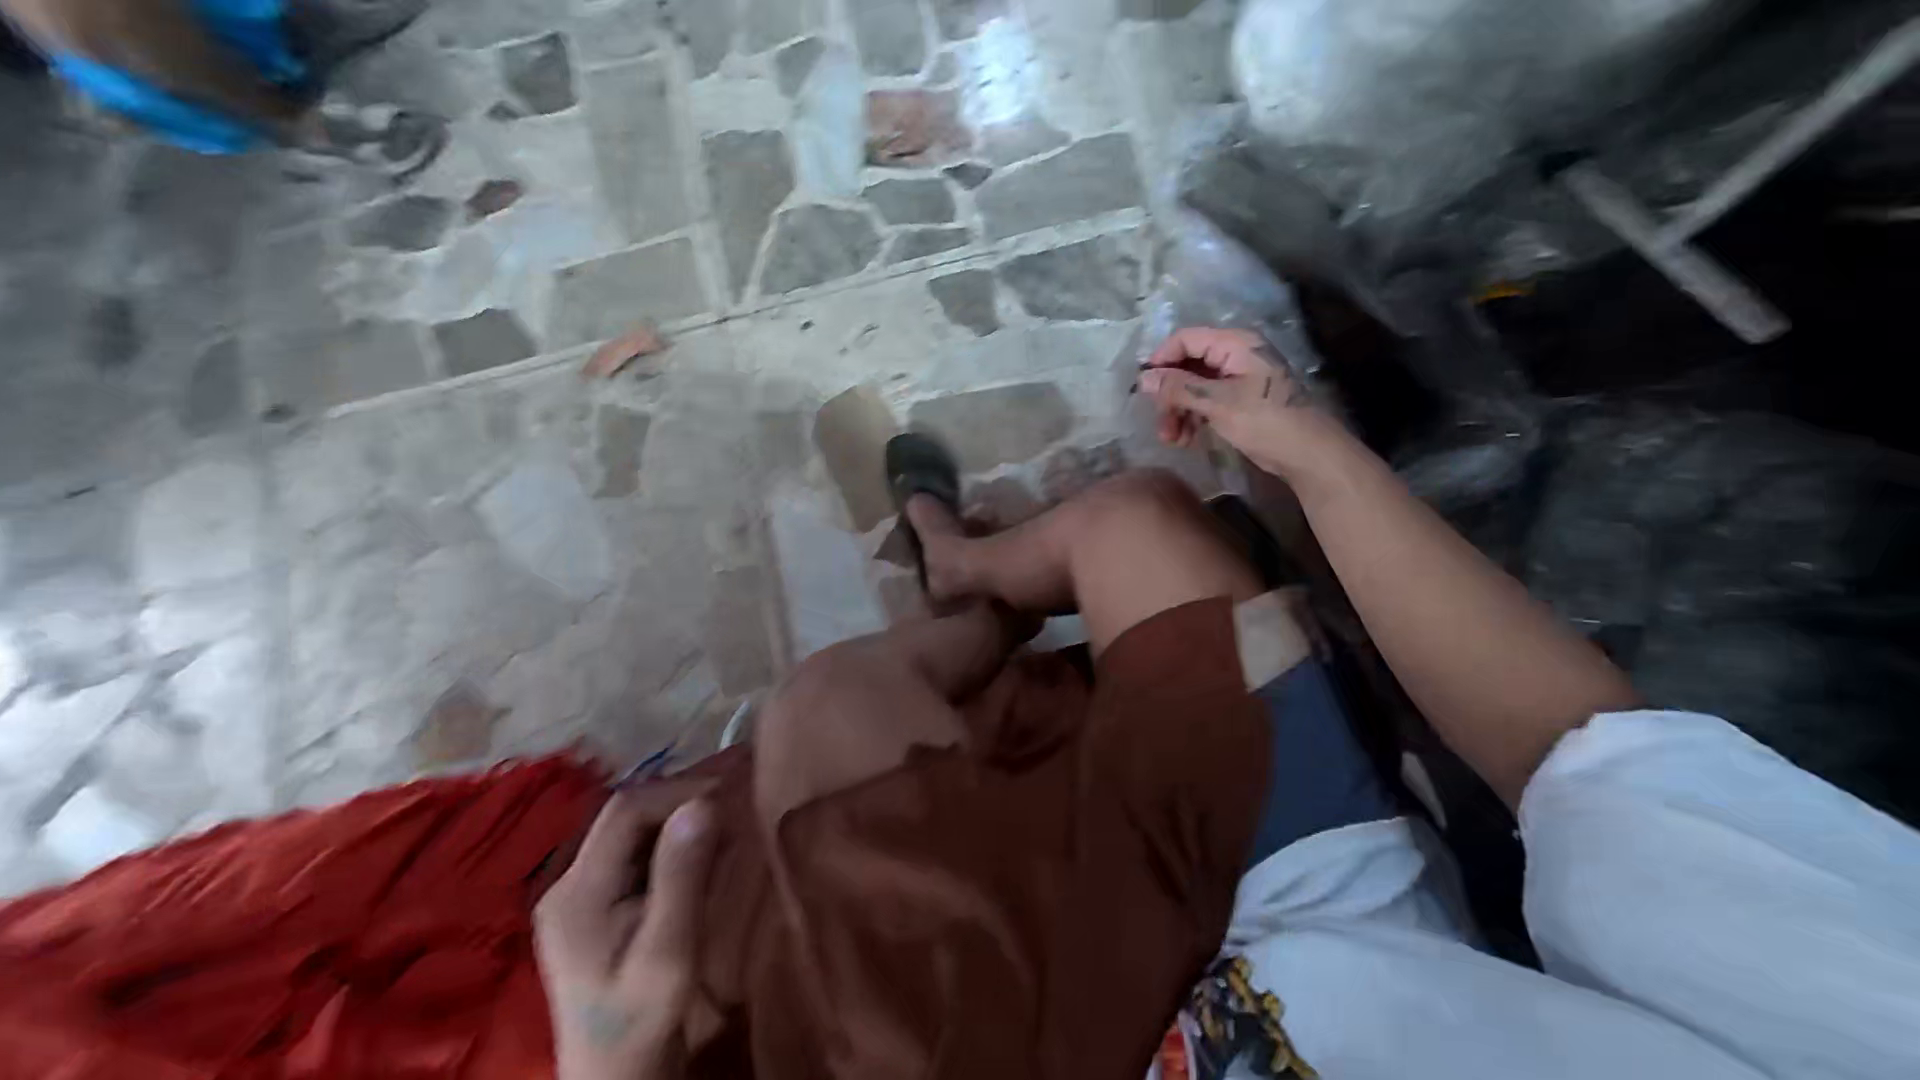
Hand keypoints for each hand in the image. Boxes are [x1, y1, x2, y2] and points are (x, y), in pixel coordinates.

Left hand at [535, 796, 717, 1079]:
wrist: (615, 1075)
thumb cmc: (643, 1019)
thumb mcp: (670, 952)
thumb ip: (682, 877)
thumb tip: (703, 805)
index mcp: (577, 893)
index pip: (624, 811)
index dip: (676, 793)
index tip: (725, 798)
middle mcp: (567, 883)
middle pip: (623, 815)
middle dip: (678, 801)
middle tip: (728, 806)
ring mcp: (577, 892)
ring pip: (629, 829)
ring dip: (675, 818)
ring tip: (720, 821)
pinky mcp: (593, 902)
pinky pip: (633, 851)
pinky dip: (668, 839)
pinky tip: (698, 849)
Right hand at [1139, 327, 1340, 478]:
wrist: (1306, 453)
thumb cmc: (1265, 420)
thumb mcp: (1218, 403)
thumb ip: (1179, 388)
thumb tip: (1143, 378)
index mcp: (1235, 344)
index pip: (1186, 339)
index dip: (1161, 360)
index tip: (1143, 388)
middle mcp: (1234, 356)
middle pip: (1187, 365)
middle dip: (1169, 395)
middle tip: (1160, 423)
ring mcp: (1237, 379)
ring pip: (1193, 387)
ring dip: (1178, 412)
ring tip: (1172, 439)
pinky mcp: (1238, 401)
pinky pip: (1205, 402)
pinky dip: (1192, 418)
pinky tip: (1186, 439)